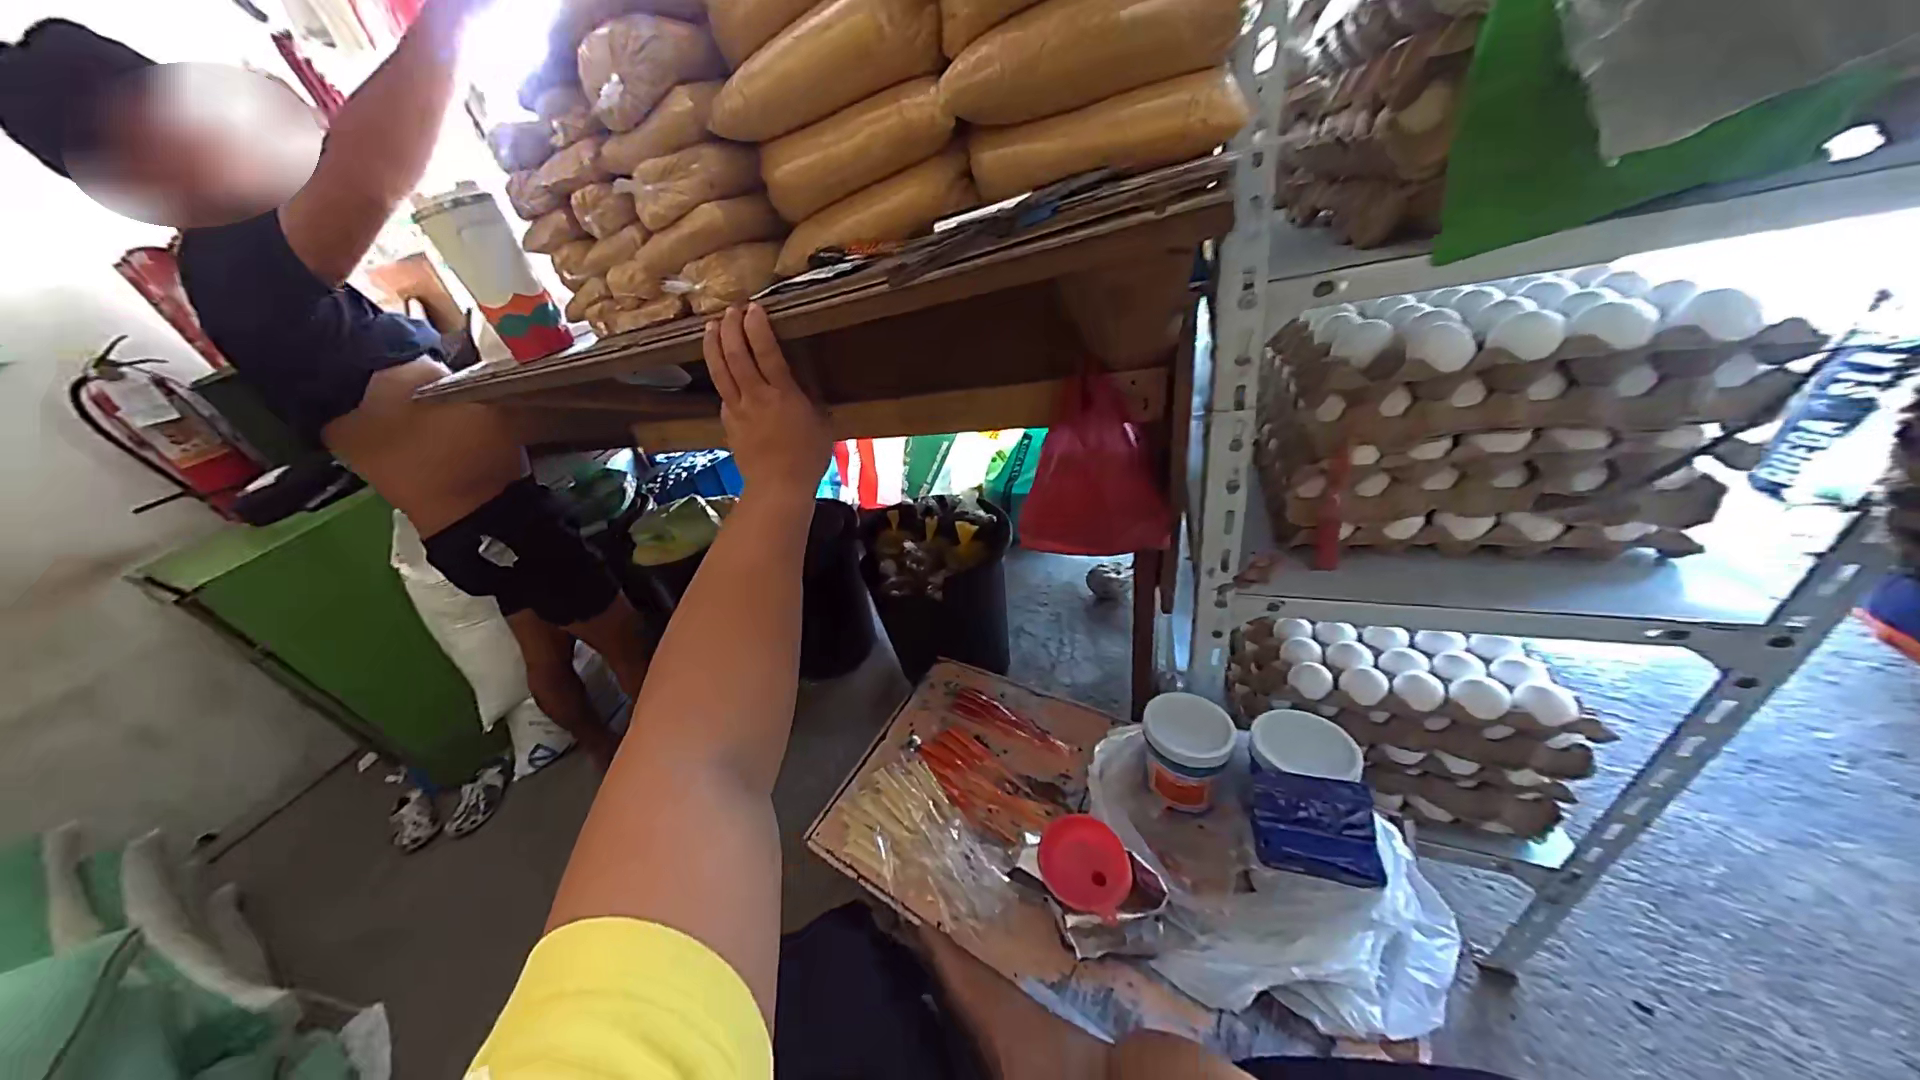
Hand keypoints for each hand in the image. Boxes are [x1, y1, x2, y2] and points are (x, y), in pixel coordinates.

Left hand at [703, 303, 830, 497]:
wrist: (778, 487)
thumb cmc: (808, 457)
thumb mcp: (821, 423)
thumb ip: (809, 398)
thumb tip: (801, 382)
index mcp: (783, 395)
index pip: (766, 352)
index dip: (758, 327)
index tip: (754, 308)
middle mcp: (756, 397)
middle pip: (736, 354)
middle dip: (731, 328)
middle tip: (731, 310)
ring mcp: (737, 410)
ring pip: (720, 370)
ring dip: (714, 344)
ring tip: (711, 326)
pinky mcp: (728, 423)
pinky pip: (722, 393)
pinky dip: (721, 375)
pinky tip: (722, 370)